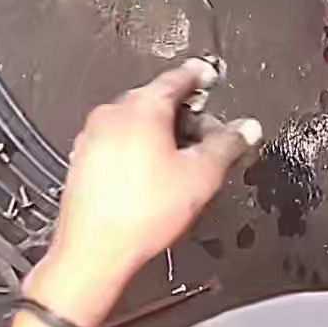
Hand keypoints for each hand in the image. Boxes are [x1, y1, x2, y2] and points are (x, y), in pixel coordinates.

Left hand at [29, 59, 260, 323]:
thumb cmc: (139, 215)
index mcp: (141, 108)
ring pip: (133, 125)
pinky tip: (149, 180)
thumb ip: (228, 144)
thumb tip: (245, 130)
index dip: (199, 77)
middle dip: (181, 114)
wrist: (96, 250)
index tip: (207, 76)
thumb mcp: (201, 176)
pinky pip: (116, 146)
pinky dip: (136, 153)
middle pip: (154, 101)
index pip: (177, 78)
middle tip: (204, 133)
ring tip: (179, 163)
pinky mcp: (82, 162)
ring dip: (158, 135)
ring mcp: (92, 139)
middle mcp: (111, 116)